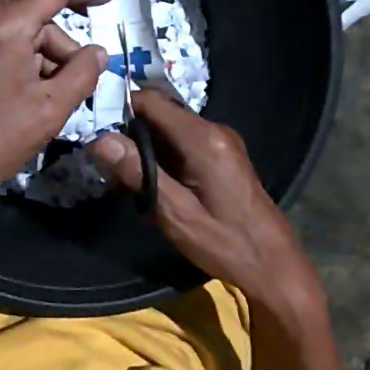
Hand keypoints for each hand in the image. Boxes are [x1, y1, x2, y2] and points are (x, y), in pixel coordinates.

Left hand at [0, 0, 121, 215]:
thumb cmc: (1, 137)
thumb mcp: (53, 106)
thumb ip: (83, 72)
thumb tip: (99, 53)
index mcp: (6, 26)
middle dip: (70, 3)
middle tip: (100, 13)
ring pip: (26, 20)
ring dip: (53, 42)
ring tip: (69, 85)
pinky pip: (11, 36)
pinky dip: (34, 51)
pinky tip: (49, 84)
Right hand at [91, 92, 327, 325]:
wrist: (275, 267)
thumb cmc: (226, 243)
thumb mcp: (176, 213)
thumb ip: (138, 173)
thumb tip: (101, 140)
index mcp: (204, 140)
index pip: (152, 101)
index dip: (120, 106)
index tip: (94, 124)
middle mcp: (215, 131)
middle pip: (160, 112)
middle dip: (129, 129)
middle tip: (104, 157)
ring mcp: (221, 142)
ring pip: (169, 128)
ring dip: (144, 145)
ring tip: (122, 174)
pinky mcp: (222, 156)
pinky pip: (182, 141)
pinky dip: (161, 154)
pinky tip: (149, 181)